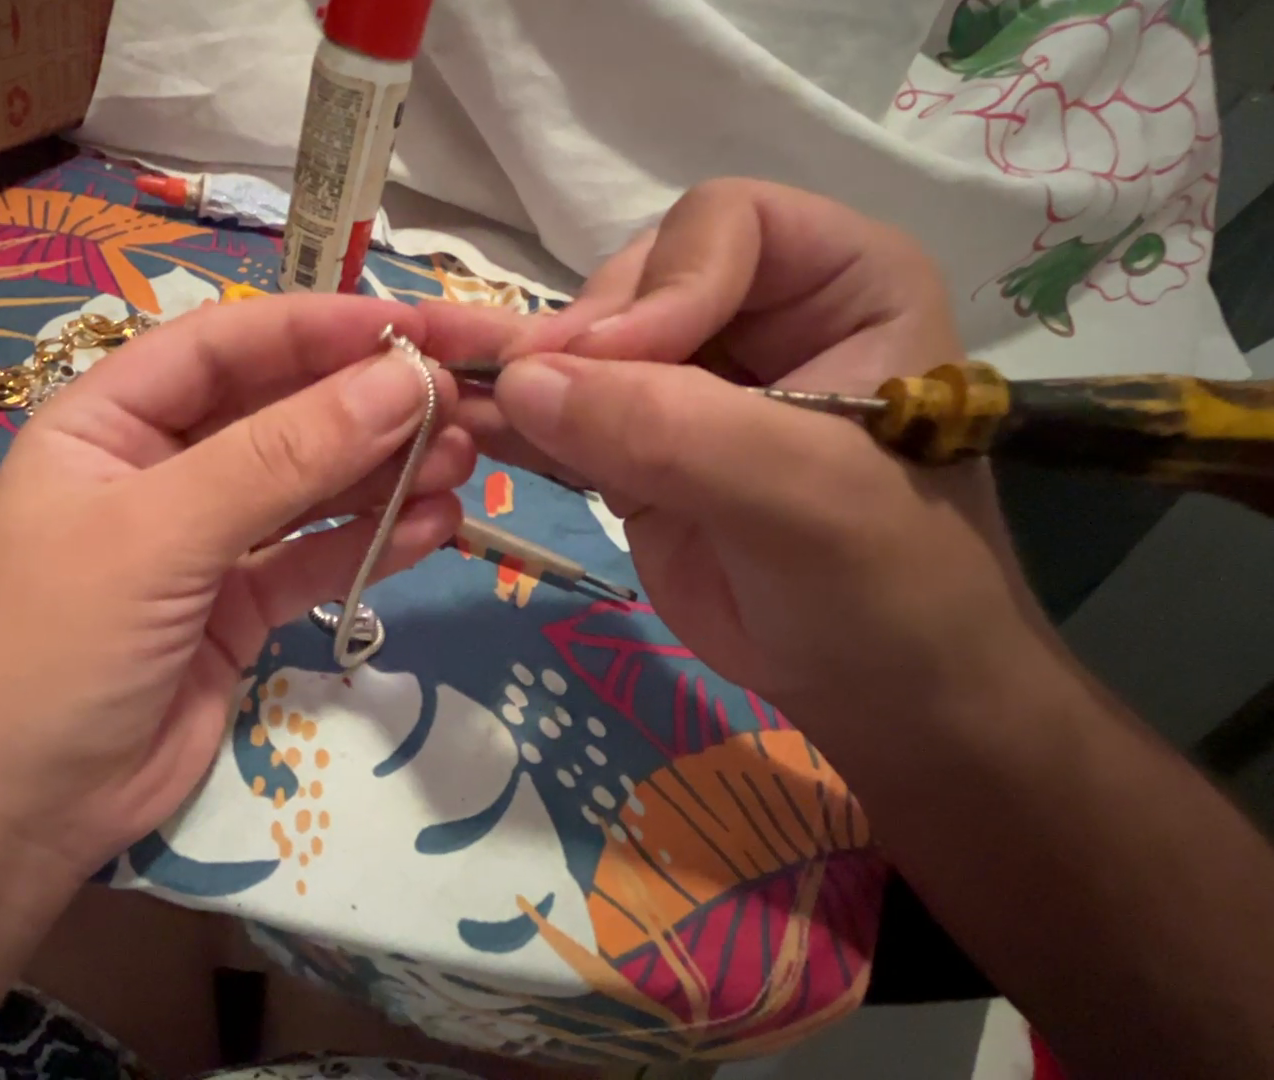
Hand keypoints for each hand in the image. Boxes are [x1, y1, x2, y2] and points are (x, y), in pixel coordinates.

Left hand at [0, 296, 473, 876]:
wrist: (16, 813)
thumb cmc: (58, 645)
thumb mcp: (160, 535)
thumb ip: (282, 458)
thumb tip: (402, 381)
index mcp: (109, 422)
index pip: (225, 346)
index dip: (317, 328)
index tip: (412, 325)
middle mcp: (160, 472)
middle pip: (277, 414)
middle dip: (365, 405)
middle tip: (457, 401)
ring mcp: (203, 545)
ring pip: (307, 490)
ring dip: (382, 473)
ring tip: (462, 461)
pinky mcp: (238, 611)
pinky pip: (315, 563)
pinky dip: (371, 544)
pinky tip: (435, 528)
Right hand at [473, 180, 1054, 729]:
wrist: (863, 686)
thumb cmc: (877, 584)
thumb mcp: (794, 495)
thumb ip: (666, 429)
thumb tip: (518, 381)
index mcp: (839, 283)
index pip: (721, 226)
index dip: (658, 287)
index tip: (609, 367)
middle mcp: (755, 317)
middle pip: (633, 281)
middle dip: (580, 341)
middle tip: (528, 401)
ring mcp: (686, 384)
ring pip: (582, 346)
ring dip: (522, 375)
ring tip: (458, 401)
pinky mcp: (633, 445)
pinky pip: (560, 414)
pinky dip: (513, 423)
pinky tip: (466, 427)